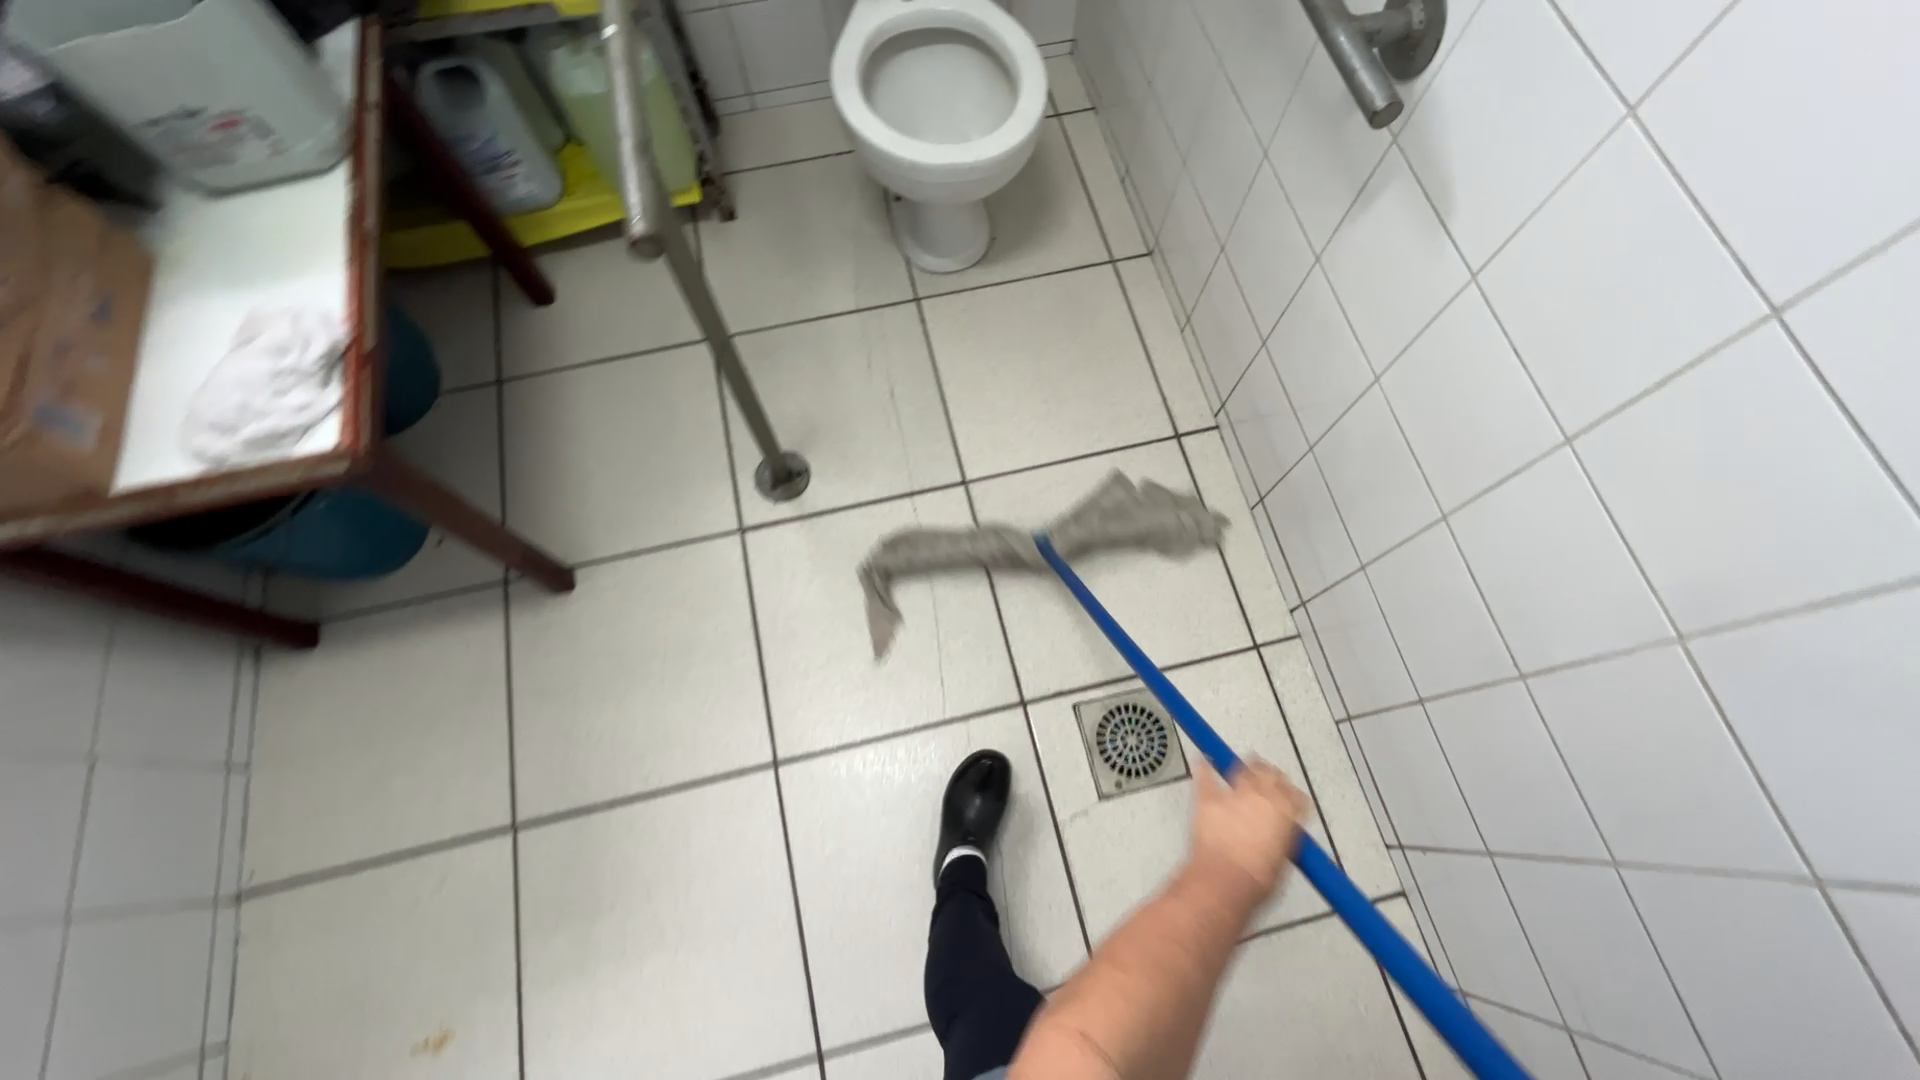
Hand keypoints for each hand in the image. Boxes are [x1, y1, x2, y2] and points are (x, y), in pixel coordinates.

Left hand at [1187, 760, 1308, 903]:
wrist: (1225, 879)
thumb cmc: (1259, 879)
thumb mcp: (1284, 859)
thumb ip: (1283, 836)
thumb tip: (1282, 830)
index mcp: (1286, 813)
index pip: (1294, 793)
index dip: (1290, 795)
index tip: (1287, 797)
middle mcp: (1263, 796)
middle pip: (1269, 773)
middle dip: (1269, 774)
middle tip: (1266, 777)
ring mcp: (1233, 794)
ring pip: (1242, 768)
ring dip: (1244, 767)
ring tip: (1243, 766)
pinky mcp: (1208, 798)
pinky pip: (1205, 776)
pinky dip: (1203, 767)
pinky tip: (1201, 760)